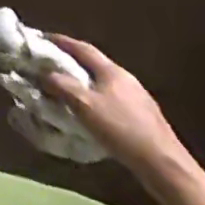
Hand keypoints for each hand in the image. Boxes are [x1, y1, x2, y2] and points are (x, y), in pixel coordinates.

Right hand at [39, 34, 190, 180]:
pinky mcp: (143, 118)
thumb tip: (43, 74)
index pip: (83, 48)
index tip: (39, 37)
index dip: (60, 41)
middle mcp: (127, 81)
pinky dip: (92, 96)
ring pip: (102, 82)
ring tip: (61, 85)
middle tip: (46, 62)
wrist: (165, 167)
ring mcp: (138, 100)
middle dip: (69, 60)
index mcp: (113, 73)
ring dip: (80, 80)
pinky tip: (85, 108)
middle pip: (94, 64)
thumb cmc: (121, 129)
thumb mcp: (83, 103)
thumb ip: (59, 83)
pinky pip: (110, 98)